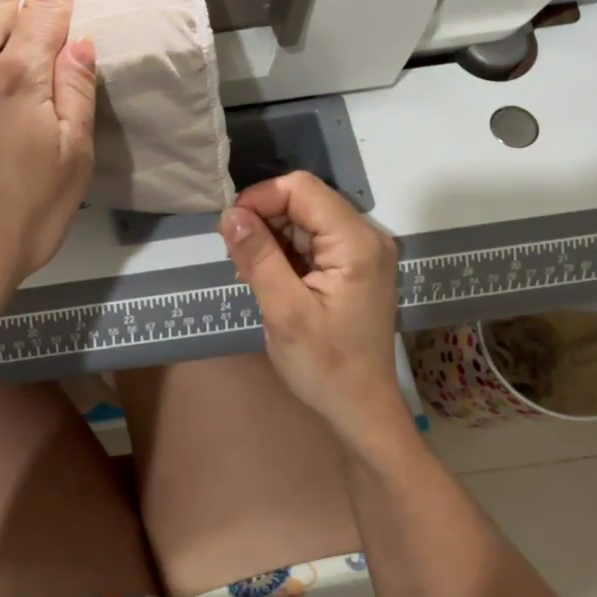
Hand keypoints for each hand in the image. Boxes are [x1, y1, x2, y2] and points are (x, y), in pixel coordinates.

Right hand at [218, 172, 405, 430]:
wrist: (360, 407)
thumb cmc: (324, 365)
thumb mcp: (284, 311)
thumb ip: (259, 257)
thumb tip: (231, 214)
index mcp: (356, 242)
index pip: (301, 188)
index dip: (260, 199)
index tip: (230, 232)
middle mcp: (366, 237)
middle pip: (304, 201)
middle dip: (264, 222)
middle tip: (238, 261)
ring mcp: (362, 253)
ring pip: (305, 222)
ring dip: (272, 240)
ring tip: (252, 276)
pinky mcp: (353, 269)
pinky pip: (313, 244)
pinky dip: (285, 255)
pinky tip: (270, 283)